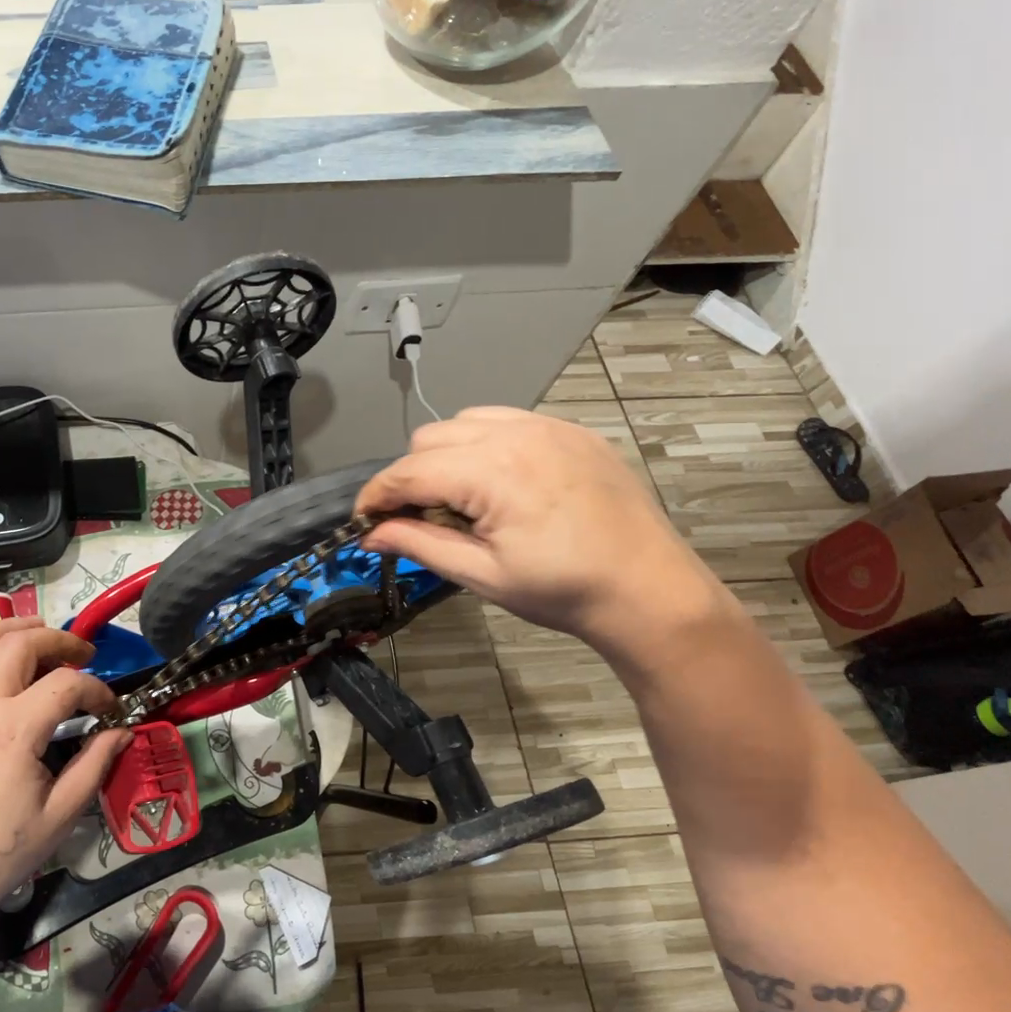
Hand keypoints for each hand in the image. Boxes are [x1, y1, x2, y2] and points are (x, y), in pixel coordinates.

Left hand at [0, 618, 130, 940]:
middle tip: (83, 655)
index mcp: (13, 730)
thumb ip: (95, 763)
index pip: (65, 684)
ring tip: (36, 634)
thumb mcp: (62, 813)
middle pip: (18, 644)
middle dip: (57, 640)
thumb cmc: (3, 853)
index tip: (111, 709)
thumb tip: (122, 731)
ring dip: (7, 630)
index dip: (97, 689)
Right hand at [356, 407, 723, 652]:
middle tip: (419, 520)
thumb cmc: (562, 590)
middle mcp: (517, 434)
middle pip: (429, 439)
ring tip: (461, 500)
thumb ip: (418, 545)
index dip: (376, 496)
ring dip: (447, 455)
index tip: (362, 521)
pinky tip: (499, 483)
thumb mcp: (480, 574)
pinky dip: (487, 444)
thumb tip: (370, 534)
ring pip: (466, 422)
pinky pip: (509, 421)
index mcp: (492, 471)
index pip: (409, 471)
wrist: (648, 590)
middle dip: (412, 477)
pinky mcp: (573, 432)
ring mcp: (549, 427)